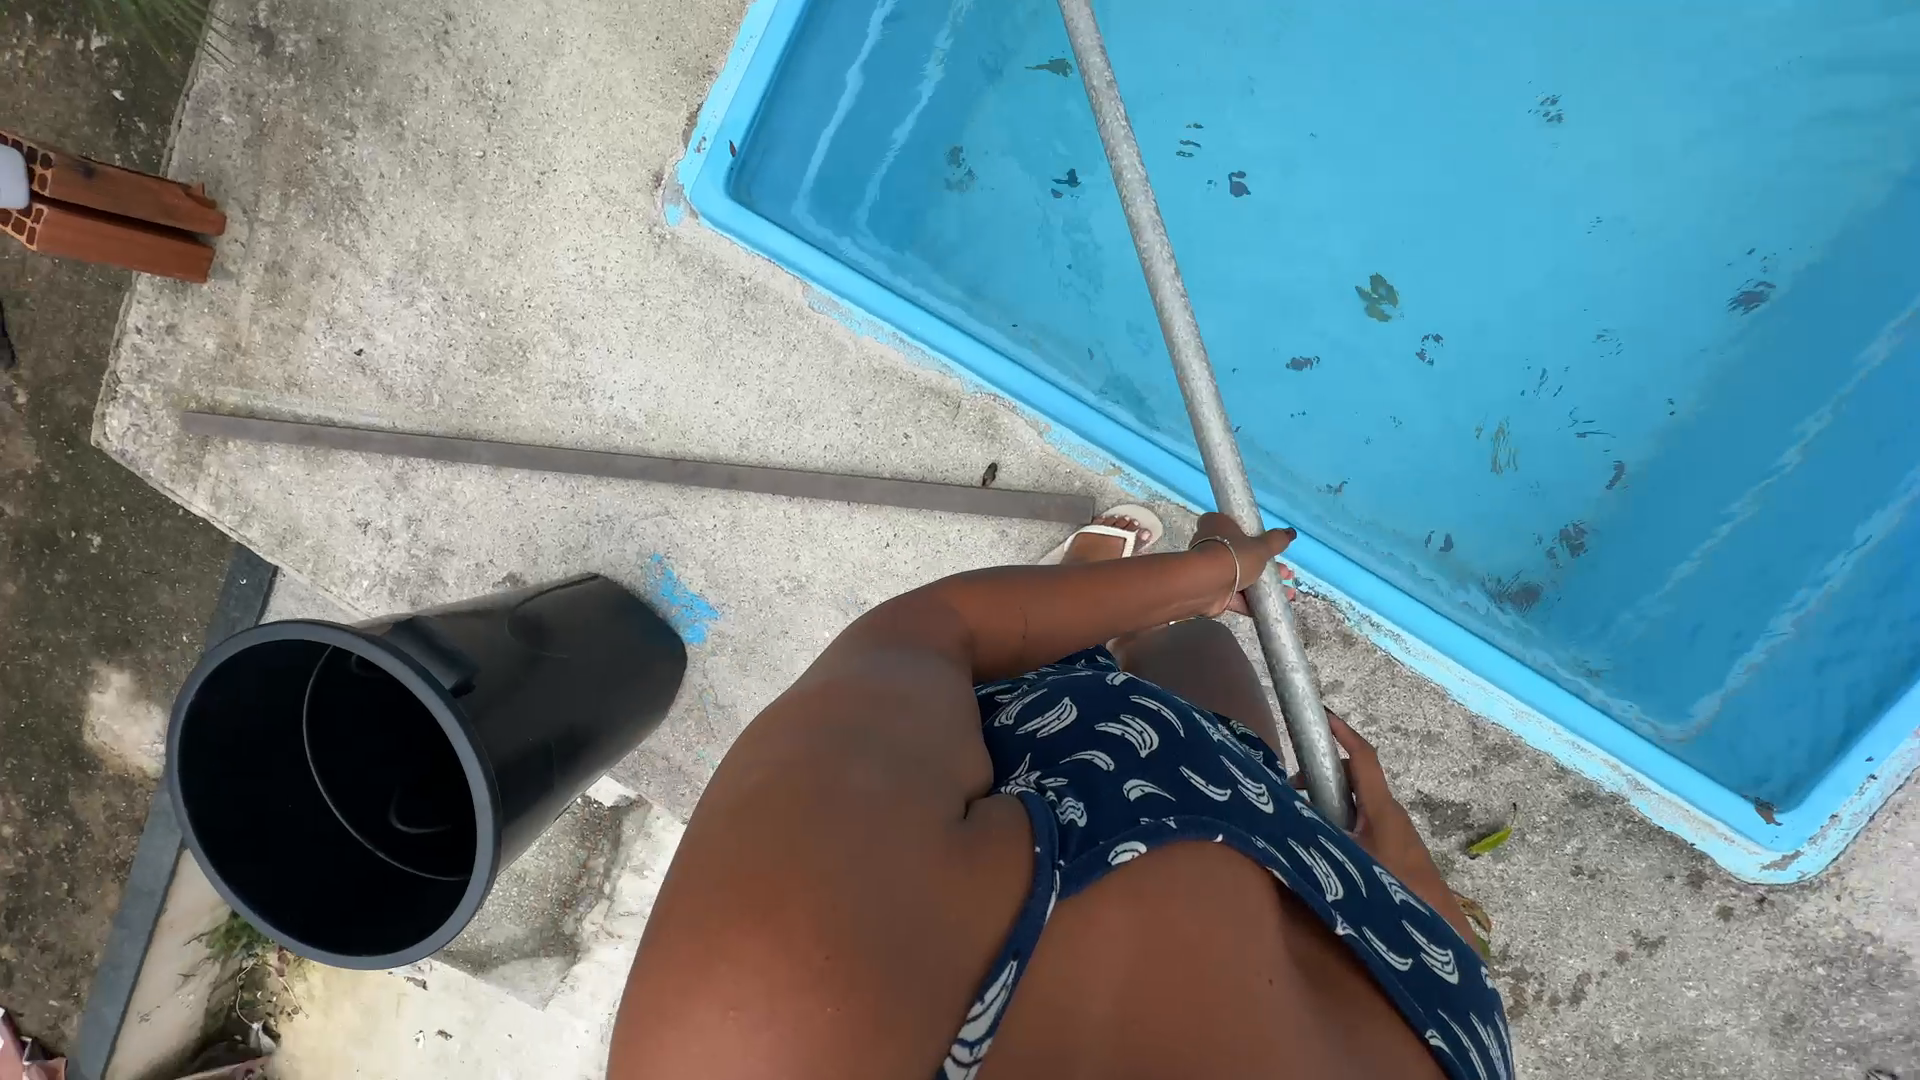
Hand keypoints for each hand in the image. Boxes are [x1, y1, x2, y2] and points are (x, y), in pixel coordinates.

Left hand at [1189, 512, 1295, 614]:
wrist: (1207, 584)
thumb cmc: (1233, 555)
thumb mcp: (1261, 547)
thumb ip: (1276, 541)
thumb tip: (1290, 532)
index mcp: (1216, 524)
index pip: (1233, 524)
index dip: (1251, 534)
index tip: (1268, 545)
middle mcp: (1209, 544)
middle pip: (1241, 554)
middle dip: (1266, 565)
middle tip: (1286, 573)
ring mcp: (1209, 569)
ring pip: (1240, 576)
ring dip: (1263, 584)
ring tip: (1288, 591)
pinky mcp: (1211, 591)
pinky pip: (1235, 595)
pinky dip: (1253, 601)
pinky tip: (1274, 604)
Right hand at [1297, 711, 1478, 945]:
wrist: (1441, 935)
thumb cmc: (1396, 894)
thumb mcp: (1348, 864)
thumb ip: (1317, 839)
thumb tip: (1283, 821)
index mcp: (1380, 808)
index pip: (1363, 757)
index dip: (1342, 732)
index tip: (1321, 714)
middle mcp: (1390, 812)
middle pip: (1354, 776)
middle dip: (1321, 772)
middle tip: (1291, 786)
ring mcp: (1394, 830)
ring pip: (1356, 799)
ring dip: (1328, 798)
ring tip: (1302, 816)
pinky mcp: (1394, 846)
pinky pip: (1361, 817)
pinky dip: (1339, 815)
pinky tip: (1324, 839)